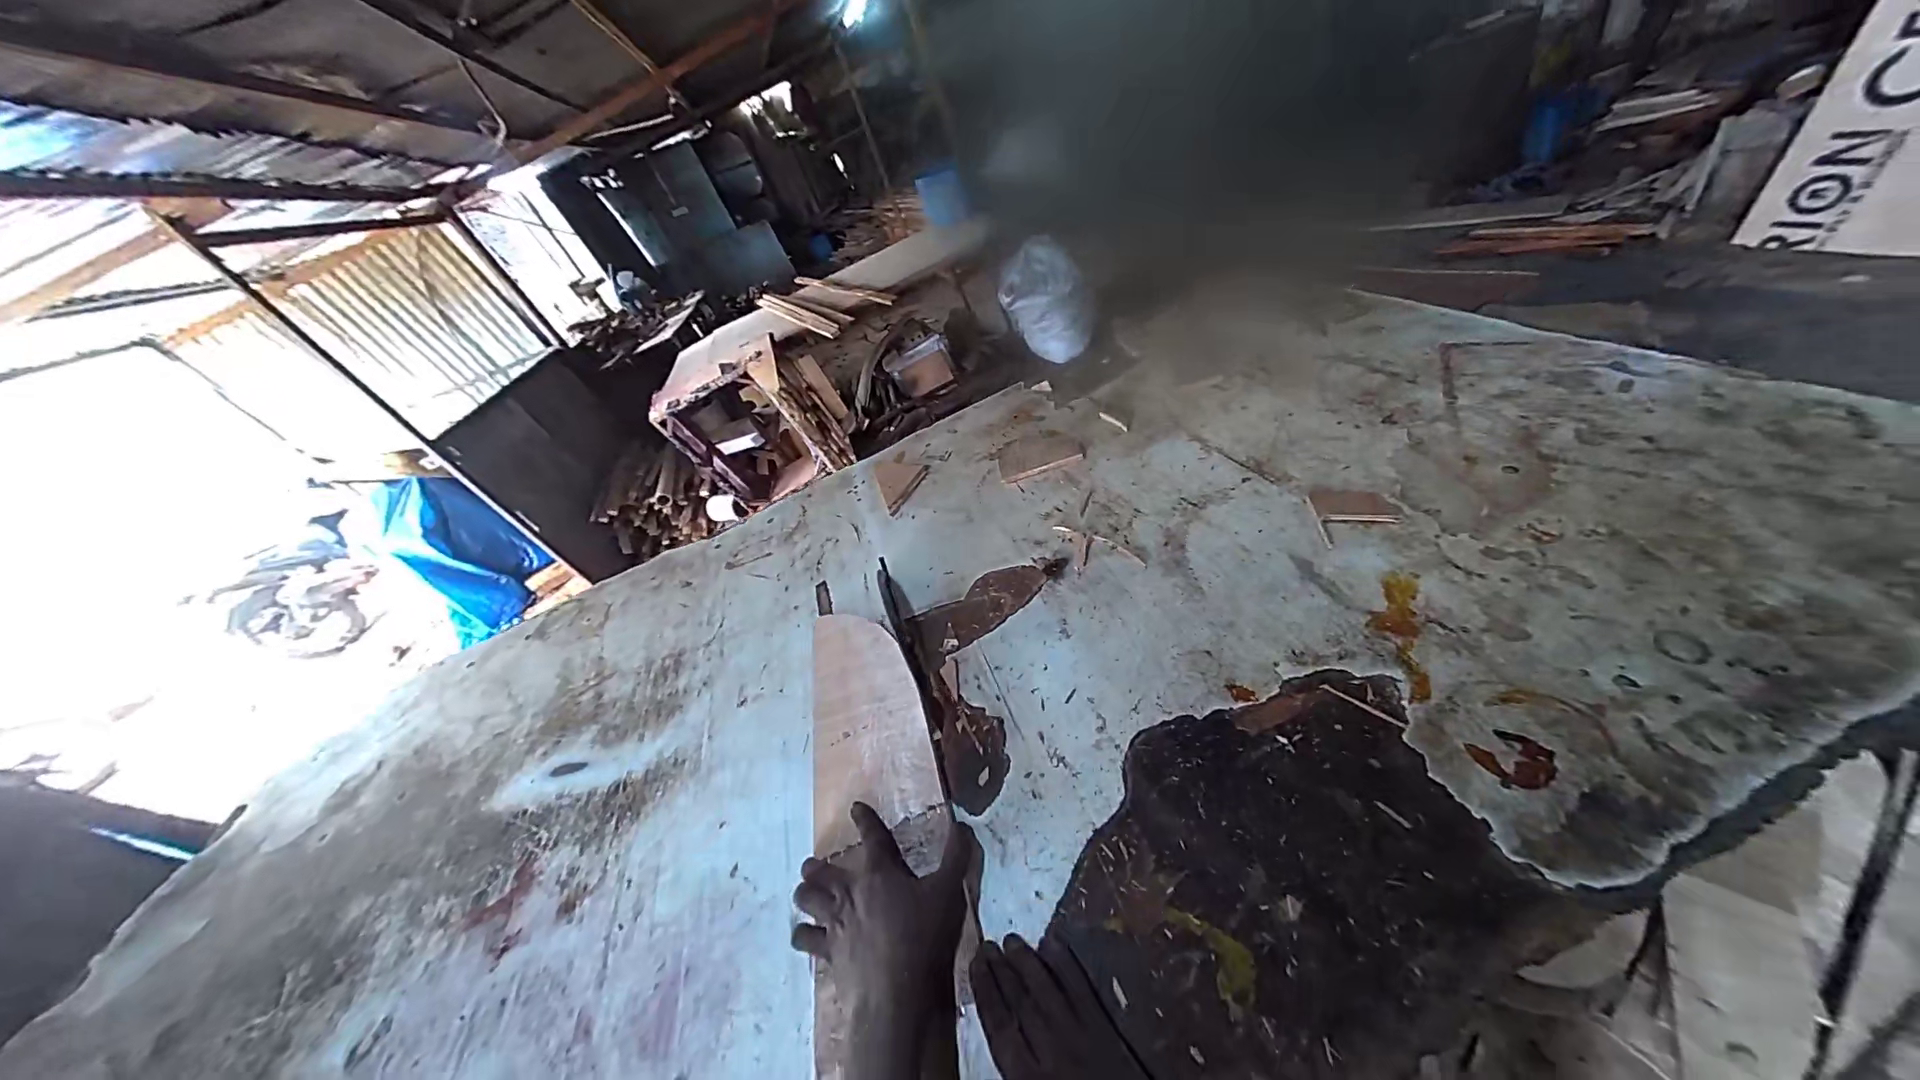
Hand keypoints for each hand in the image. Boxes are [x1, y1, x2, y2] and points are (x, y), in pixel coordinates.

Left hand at [792, 803, 974, 1071]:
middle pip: (822, 871)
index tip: (855, 808)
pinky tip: (805, 936)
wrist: (897, 995)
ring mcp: (836, 924)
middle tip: (811, 865)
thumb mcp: (949, 892)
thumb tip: (962, 824)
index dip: (864, 819)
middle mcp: (851, 893)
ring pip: (806, 900)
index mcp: (880, 873)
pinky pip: (805, 940)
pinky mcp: (828, 953)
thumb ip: (957, 856)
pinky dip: (803, 935)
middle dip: (815, 866)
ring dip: (805, 895)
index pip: (872, 837)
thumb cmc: (925, 937)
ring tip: (804, 893)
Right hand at [971, 933, 1153, 1079]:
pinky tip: (1051, 942)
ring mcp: (1078, 1034)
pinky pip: (1080, 988)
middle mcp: (1050, 1051)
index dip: (984, 990)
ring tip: (1011, 938)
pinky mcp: (1103, 1027)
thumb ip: (1016, 1069)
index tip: (975, 963)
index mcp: (1026, 1078)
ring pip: (1046, 989)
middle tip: (988, 944)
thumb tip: (999, 1031)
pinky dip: (1064, 962)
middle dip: (1000, 970)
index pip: (999, 1025)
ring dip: (1026, 961)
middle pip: (1019, 1001)